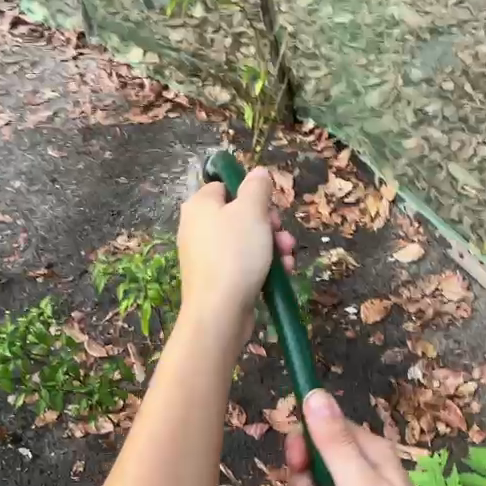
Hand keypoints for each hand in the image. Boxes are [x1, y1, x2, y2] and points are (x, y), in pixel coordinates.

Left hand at [176, 168, 294, 352]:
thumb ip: (257, 187)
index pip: (226, 186)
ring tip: (287, 257)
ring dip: (273, 247)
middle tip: (280, 234)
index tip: (269, 207)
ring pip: (247, 241)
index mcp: (200, 205)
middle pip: (241, 215)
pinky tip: (282, 274)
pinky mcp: (216, 280)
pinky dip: (263, 266)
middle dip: (269, 225)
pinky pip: (243, 264)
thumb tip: (258, 172)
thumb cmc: (235, 254)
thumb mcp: (252, 211)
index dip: (252, 194)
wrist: (219, 312)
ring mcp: (206, 256)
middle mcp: (198, 228)